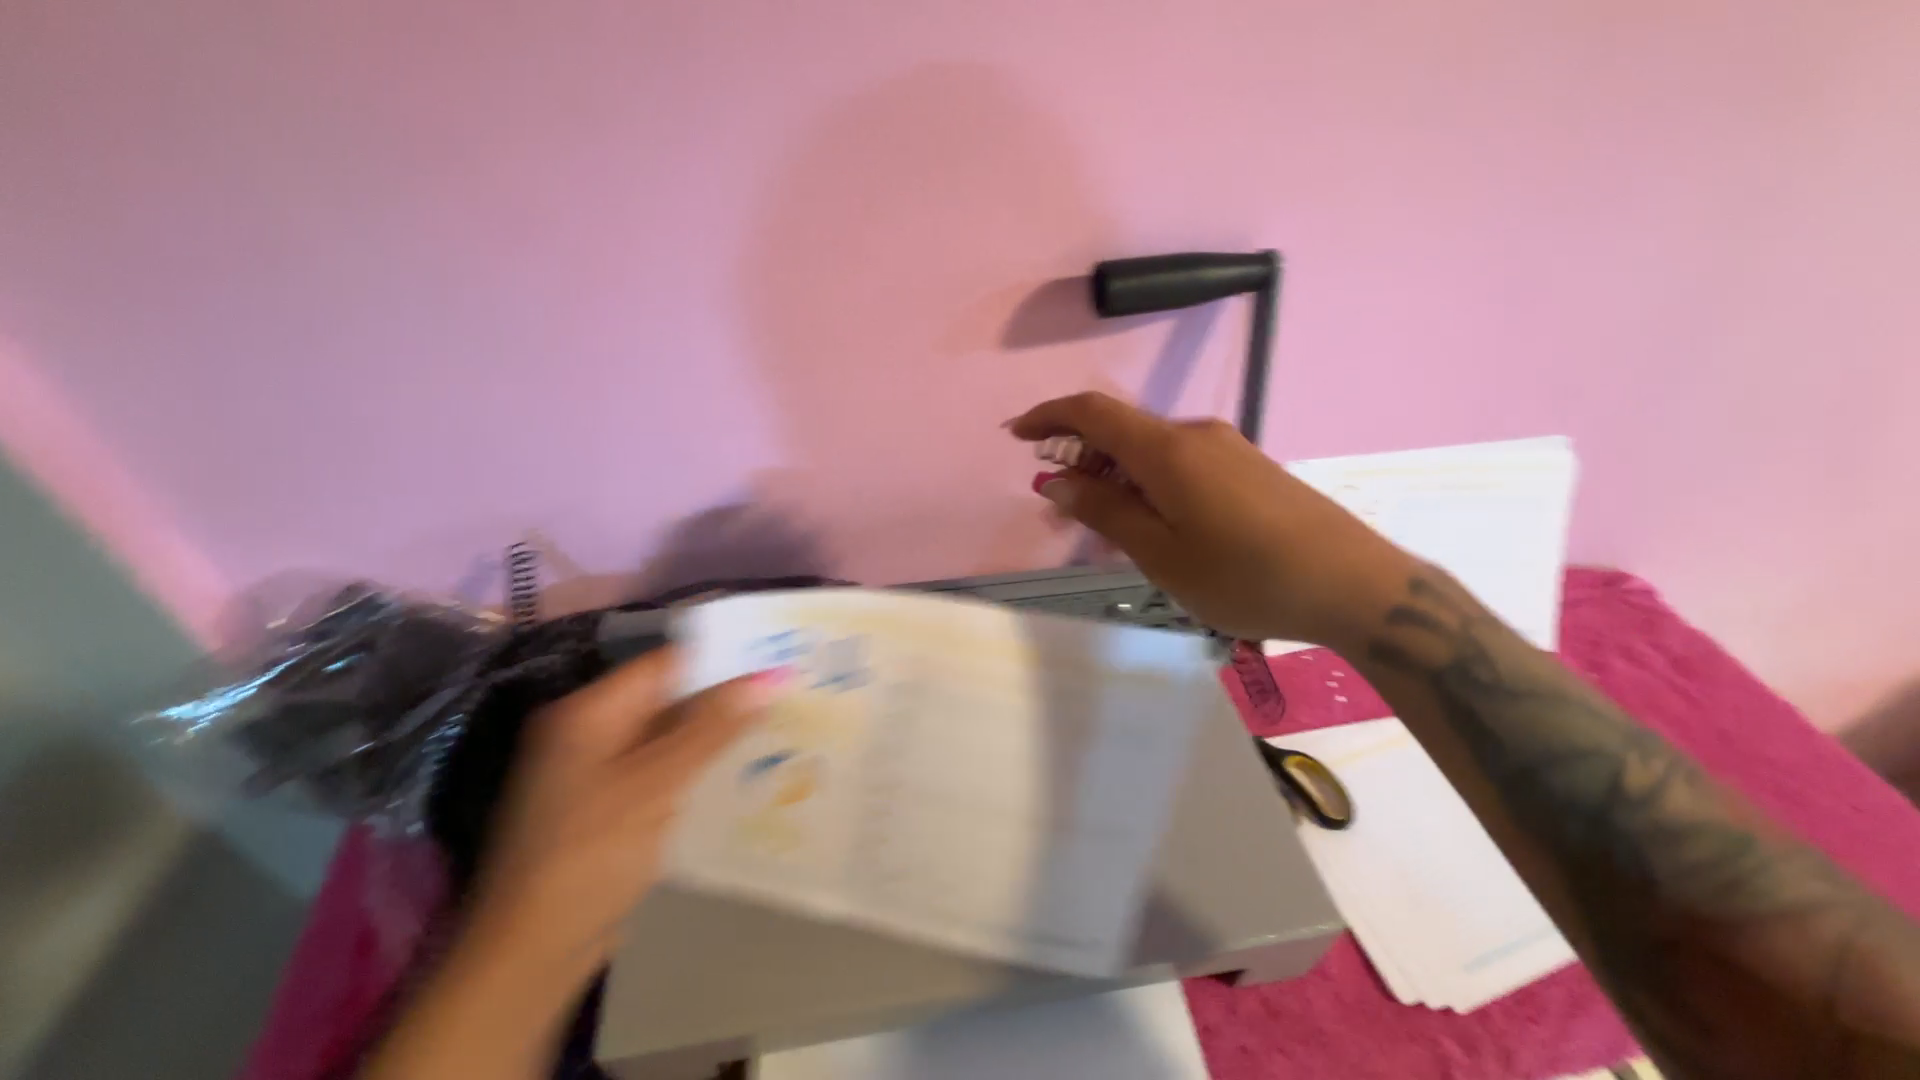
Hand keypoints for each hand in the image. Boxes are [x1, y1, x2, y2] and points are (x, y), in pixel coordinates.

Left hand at [463, 648, 774, 984]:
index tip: (778, 660)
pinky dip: (696, 770)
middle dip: (723, 699)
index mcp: (588, 712)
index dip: (721, 659)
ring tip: (778, 730)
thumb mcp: (656, 784)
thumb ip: (711, 728)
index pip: (665, 664)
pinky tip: (740, 775)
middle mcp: (589, 732)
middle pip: (667, 699)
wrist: (533, 949)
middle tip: (788, 696)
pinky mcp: (608, 810)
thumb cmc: (590, 856)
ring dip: (715, 736)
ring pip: (668, 738)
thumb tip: (767, 678)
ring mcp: (596, 773)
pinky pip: (660, 773)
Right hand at [1010, 392, 1416, 647]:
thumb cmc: (1245, 576)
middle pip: (1123, 431)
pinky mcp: (1250, 469)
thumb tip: (1060, 480)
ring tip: (1105, 529)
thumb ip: (1106, 513)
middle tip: (1060, 506)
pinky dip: (1150, 485)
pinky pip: (1182, 466)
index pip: (1093, 412)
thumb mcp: (1162, 555)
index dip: (1049, 416)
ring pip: (1152, 453)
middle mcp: (1196, 436)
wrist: (1352, 584)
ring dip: (1117, 478)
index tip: (1017, 437)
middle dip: (1081, 458)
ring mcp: (1229, 450)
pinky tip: (1153, 527)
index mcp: (1168, 450)